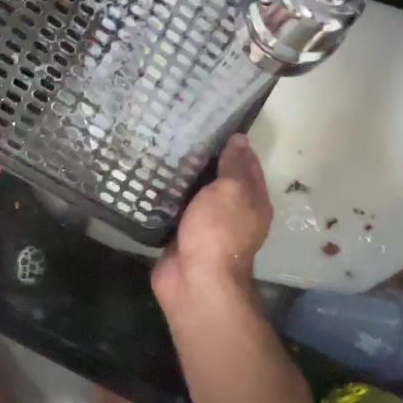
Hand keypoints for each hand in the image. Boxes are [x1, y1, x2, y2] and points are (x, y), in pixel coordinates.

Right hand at [153, 134, 271, 304]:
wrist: (195, 281)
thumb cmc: (218, 232)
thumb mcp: (231, 191)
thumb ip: (233, 166)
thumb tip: (239, 140)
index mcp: (253, 201)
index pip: (247, 163)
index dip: (234, 143)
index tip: (212, 121)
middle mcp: (232, 213)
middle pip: (219, 179)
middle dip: (203, 159)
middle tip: (180, 131)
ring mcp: (205, 227)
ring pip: (194, 195)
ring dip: (181, 179)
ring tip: (161, 149)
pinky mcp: (180, 238)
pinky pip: (173, 212)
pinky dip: (164, 200)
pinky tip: (149, 180)